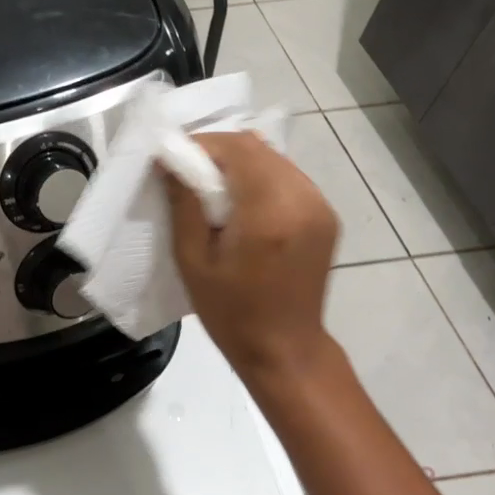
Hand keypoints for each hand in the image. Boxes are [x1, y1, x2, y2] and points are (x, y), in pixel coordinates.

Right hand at [165, 130, 338, 376]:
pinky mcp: (326, 214)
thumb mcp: (193, 260)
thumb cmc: (231, 312)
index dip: (201, 145)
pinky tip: (240, 201)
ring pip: (273, 158)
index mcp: (269, 213)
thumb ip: (184, 204)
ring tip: (211, 188)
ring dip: (239, 162)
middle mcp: (302, 200)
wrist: (285, 349)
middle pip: (257, 147)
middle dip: (217, 151)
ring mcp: (320, 206)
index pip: (236, 149)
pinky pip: (287, 176)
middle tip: (187, 172)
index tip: (173, 159)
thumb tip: (169, 159)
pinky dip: (259, 176)